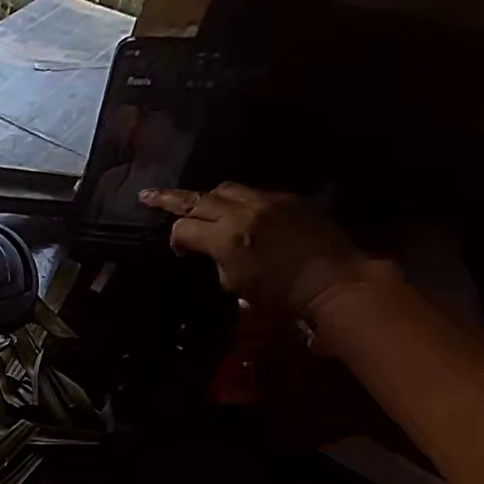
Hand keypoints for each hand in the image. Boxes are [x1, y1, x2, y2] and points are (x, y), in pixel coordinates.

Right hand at [139, 183, 366, 315]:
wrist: (334, 282)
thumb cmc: (279, 295)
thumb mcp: (233, 282)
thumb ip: (213, 258)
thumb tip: (205, 247)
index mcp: (226, 238)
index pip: (182, 228)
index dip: (175, 240)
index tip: (180, 252)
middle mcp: (244, 213)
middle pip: (196, 198)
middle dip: (169, 198)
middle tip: (149, 195)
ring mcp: (269, 202)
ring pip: (225, 188)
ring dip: (208, 197)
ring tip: (201, 206)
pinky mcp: (291, 199)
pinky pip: (255, 192)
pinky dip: (240, 201)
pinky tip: (241, 214)